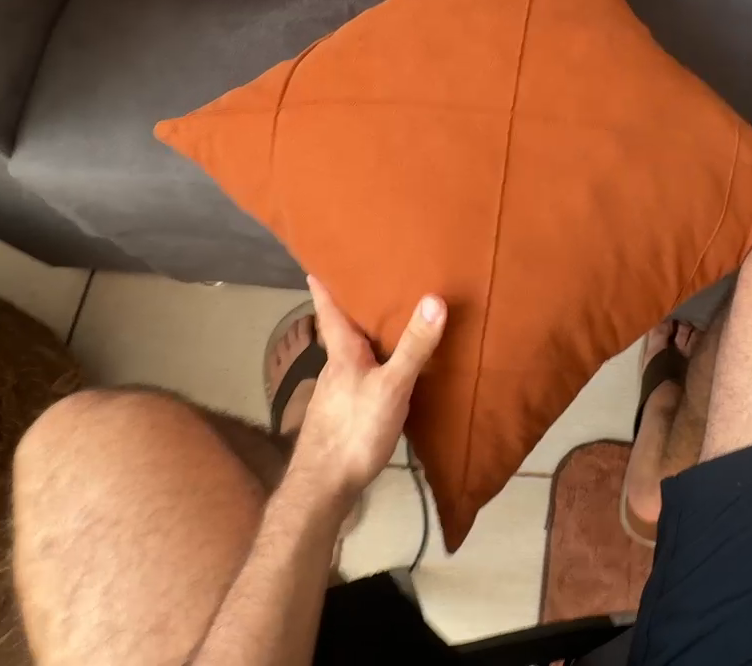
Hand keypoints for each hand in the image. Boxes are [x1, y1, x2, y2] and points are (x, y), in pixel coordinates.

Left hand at [288, 276, 446, 508]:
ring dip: (366, 339)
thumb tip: (435, 299)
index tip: (316, 263)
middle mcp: (336, 369)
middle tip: (371, 283)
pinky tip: (388, 375)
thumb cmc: (353, 431)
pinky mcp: (343, 416)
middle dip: (354, 309)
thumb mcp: (392, 387)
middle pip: (343, 331)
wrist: (322, 489)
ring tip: (388, 323)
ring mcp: (337, 394)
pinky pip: (360, 379)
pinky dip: (373, 366)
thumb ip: (414, 347)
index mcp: (343, 354)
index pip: (330, 311)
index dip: (324, 286)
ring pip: (352, 356)